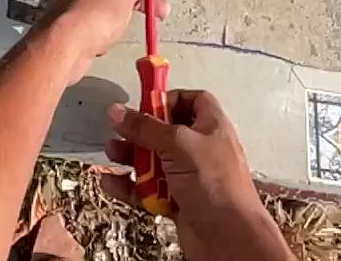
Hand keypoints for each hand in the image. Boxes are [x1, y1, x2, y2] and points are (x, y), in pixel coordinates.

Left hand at [30, 0, 163, 81]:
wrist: (64, 47)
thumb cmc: (94, 12)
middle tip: (159, 11)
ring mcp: (70, 1)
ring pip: (106, 4)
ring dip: (121, 14)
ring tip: (127, 26)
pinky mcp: (69, 23)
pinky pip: (94, 21)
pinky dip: (105, 28)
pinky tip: (108, 38)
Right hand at [100, 91, 291, 260]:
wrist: (230, 241)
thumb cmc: (212, 182)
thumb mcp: (178, 145)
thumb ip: (145, 127)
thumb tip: (116, 110)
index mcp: (211, 126)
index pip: (192, 100)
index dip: (170, 99)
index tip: (146, 103)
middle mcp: (201, 148)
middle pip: (166, 131)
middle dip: (141, 131)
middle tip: (120, 131)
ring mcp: (189, 177)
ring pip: (155, 160)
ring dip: (132, 156)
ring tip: (111, 153)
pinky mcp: (178, 202)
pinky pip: (150, 188)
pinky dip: (131, 185)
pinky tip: (111, 182)